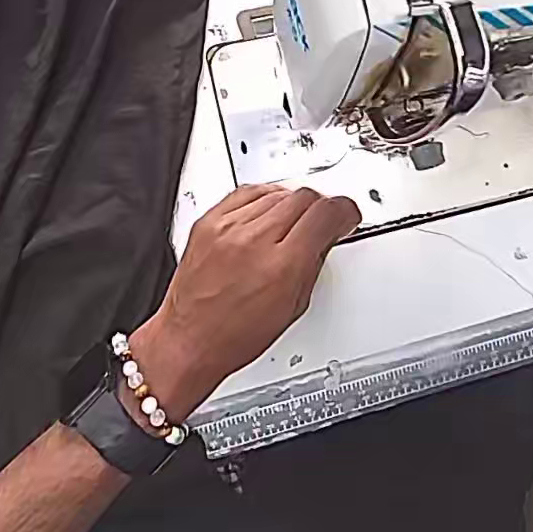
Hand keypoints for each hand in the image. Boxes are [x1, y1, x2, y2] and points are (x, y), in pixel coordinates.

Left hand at [127, 185, 360, 423]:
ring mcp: (227, 228)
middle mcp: (254, 240)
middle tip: (322, 219)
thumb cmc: (235, 335)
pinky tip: (267, 208)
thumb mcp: (293, 306)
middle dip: (320, 207)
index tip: (345, 215)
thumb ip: (314, 263)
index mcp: (282, 265)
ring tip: (292, 221)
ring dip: (292, 203)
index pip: (326, 213)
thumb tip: (326, 236)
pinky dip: (263, 197)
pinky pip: (245, 192)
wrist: (188, 339)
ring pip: (276, 192)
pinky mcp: (207, 222)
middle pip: (303, 197)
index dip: (344, 210)